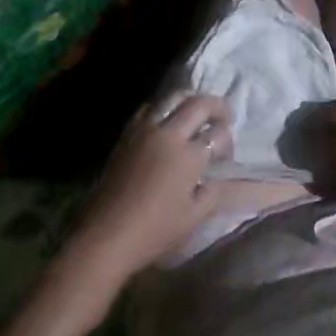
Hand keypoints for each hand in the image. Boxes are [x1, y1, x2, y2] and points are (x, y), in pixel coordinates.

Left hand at [76, 93, 232, 274]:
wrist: (104, 237)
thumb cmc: (154, 231)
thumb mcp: (195, 216)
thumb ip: (217, 192)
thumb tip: (230, 179)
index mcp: (188, 155)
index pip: (218, 133)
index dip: (228, 141)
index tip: (226, 156)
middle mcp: (167, 134)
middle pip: (198, 104)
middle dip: (218, 107)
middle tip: (225, 118)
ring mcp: (144, 131)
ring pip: (172, 97)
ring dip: (191, 100)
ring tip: (197, 114)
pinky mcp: (126, 136)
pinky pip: (150, 108)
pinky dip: (166, 108)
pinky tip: (167, 124)